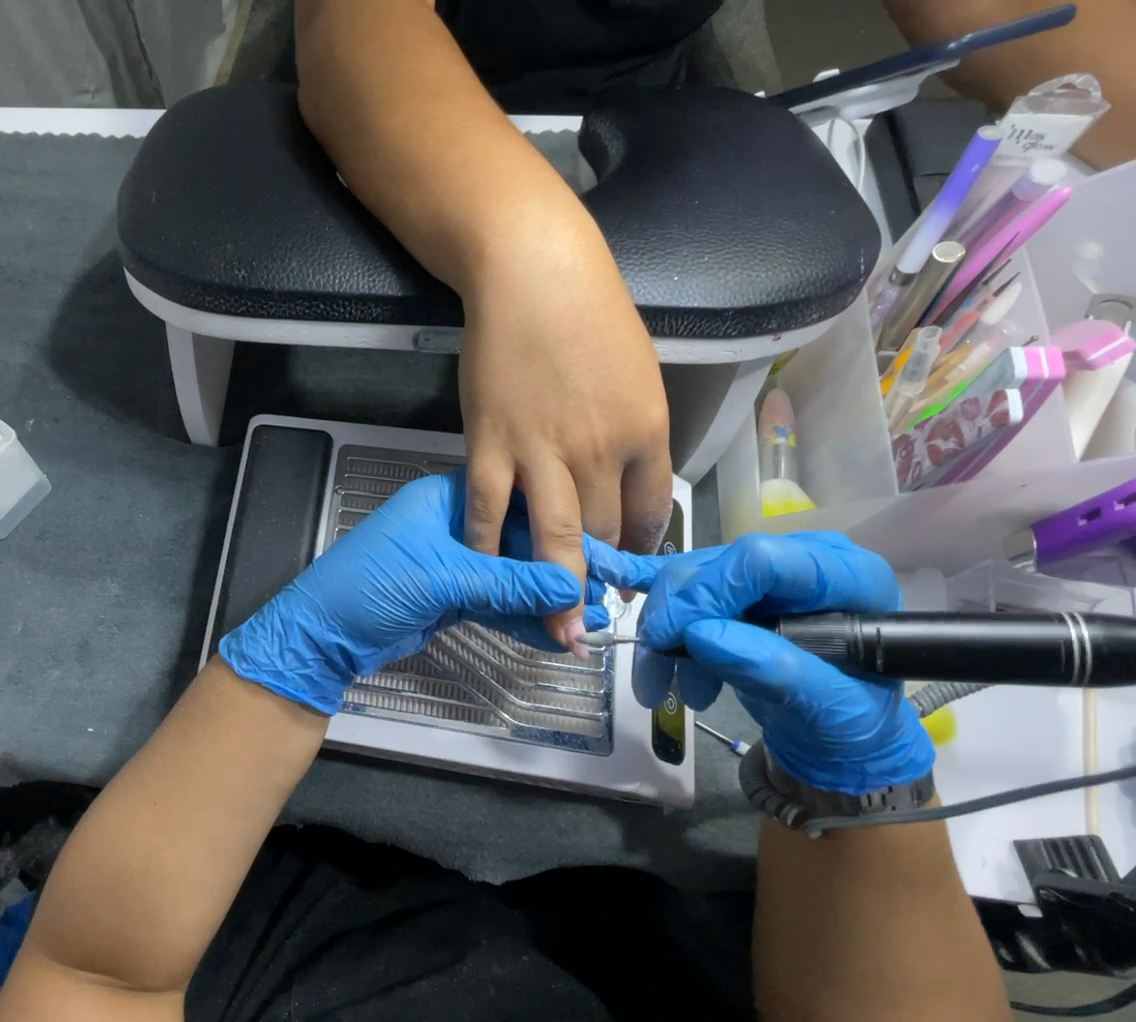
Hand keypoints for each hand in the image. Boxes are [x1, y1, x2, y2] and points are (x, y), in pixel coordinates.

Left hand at [219, 471, 612, 714]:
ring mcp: (453, 564)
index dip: (563, 528)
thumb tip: (572, 588)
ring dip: (547, 603)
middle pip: (521, 544)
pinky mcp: (451, 598)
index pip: (519, 504)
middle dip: (562, 573)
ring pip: (512, 579)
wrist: (322, 635)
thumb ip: (508, 583)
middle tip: (609, 595)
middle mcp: (456, 525)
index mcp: (448, 499)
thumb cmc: (372, 585)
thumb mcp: (442, 578)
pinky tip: (557, 636)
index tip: (605, 552)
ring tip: (592, 624)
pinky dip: (523, 621)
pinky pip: (497, 604)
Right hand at [459, 237, 672, 649]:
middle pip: (604, 534)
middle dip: (601, 582)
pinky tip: (486, 578)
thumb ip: (634, 430)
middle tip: (592, 618)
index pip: (649, 515)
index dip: (639, 554)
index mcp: (646, 431)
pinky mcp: (490, 445)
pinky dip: (487, 550)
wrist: (533, 274)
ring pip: (552, 538)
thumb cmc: (590, 314)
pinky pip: (488, 511)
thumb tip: (621, 476)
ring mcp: (541, 451)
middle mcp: (600, 451)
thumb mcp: (636, 371)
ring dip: (555, 592)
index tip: (627, 576)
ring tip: (557, 633)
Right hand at [588, 533, 933, 794]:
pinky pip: (675, 575)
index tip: (670, 639)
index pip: (759, 561)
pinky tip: (608, 573)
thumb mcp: (829, 708)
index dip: (706, 593)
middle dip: (672, 619)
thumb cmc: (850, 724)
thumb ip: (774, 669)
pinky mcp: (727, 585)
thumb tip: (700, 635)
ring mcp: (759, 570)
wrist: (838, 737)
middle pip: (712, 567)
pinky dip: (640, 580)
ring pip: (684, 580)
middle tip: (656, 674)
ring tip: (660, 686)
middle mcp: (800, 560)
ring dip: (659, 633)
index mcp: (845, 577)